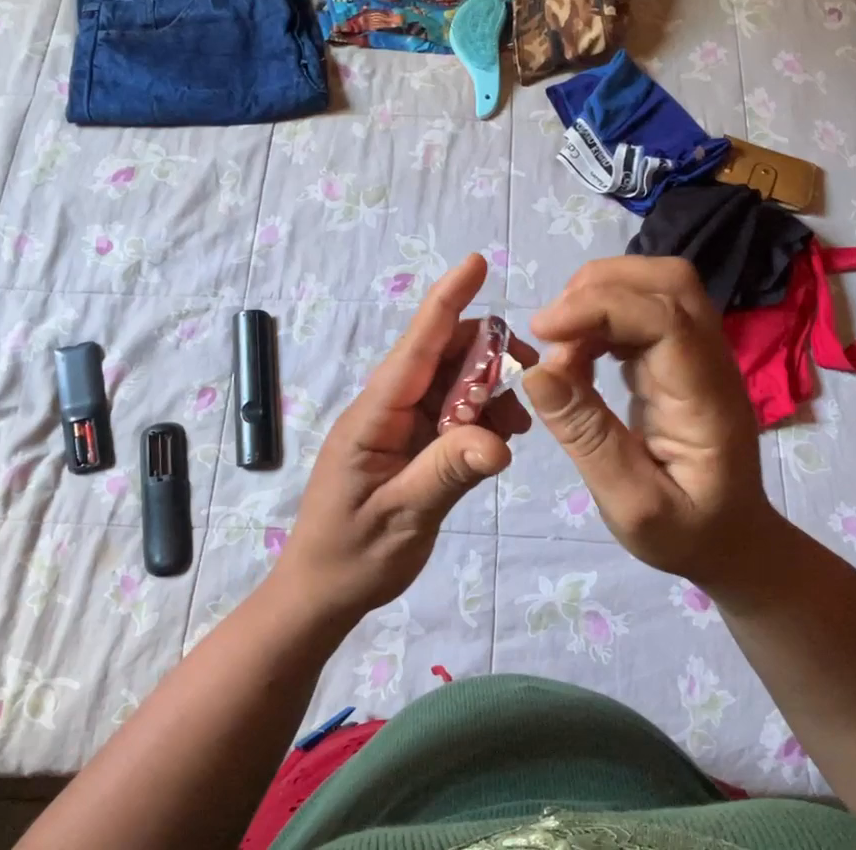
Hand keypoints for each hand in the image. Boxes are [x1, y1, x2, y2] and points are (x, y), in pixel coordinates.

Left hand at [271, 254, 535, 626]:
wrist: (323, 591)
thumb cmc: (351, 555)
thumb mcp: (401, 517)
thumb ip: (447, 473)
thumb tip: (500, 440)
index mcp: (373, 416)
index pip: (415, 348)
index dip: (446, 303)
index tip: (475, 263)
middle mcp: (388, 410)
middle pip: (441, 357)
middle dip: (487, 352)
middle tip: (532, 374)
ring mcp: (401, 428)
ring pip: (452, 384)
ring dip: (489, 390)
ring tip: (516, 424)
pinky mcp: (413, 447)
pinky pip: (454, 416)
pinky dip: (483, 419)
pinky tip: (500, 441)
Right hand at [523, 256, 782, 595]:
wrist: (734, 541)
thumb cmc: (687, 532)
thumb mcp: (632, 505)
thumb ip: (587, 438)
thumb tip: (536, 371)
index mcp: (707, 400)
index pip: (665, 318)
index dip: (600, 308)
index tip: (543, 332)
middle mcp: (711, 362)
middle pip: (669, 281)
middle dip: (600, 286)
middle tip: (550, 331)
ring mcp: (700, 355)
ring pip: (657, 286)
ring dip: (599, 296)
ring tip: (559, 343)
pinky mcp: (681, 358)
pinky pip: (644, 310)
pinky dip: (602, 316)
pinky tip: (577, 352)